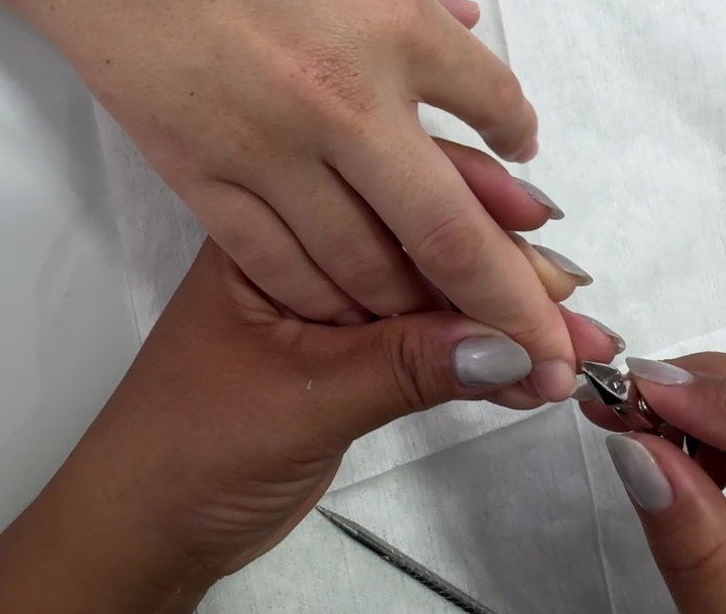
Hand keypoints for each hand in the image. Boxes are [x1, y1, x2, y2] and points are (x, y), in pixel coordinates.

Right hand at [0, 0, 576, 399]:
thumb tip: (458, 26)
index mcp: (394, 21)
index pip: (494, 104)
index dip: (519, 140)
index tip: (522, 159)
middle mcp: (346, 100)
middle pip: (449, 228)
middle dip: (509, 298)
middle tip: (548, 345)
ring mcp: (270, 150)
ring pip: (362, 264)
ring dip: (410, 301)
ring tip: (437, 314)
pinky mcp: (200, 178)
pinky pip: (278, 263)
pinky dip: (324, 295)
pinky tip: (350, 304)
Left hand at [0, 240, 622, 613]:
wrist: (147, 525)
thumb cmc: (195, 443)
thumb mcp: (301, 394)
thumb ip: (405, 365)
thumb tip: (514, 344)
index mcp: (277, 228)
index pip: (386, 200)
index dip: (470, 221)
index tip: (544, 256)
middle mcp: (309, 250)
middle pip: (421, 239)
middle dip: (503, 270)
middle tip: (576, 301)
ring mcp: (334, 301)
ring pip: (433, 291)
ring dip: (504, 317)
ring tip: (578, 342)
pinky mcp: (352, 349)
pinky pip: (427, 339)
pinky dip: (479, 357)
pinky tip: (530, 368)